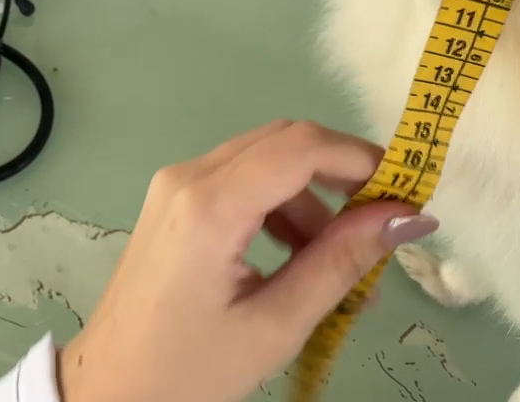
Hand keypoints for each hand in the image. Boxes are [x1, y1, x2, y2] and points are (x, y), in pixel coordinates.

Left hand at [58, 120, 435, 401]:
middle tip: (385, 226)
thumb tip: (406, 218)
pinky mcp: (174, 196)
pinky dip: (278, 205)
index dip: (359, 158)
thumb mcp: (275, 325)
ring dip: (311, 198)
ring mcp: (176, 181)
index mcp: (209, 203)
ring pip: (262, 159)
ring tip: (343, 266)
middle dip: (340, 173)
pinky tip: (298, 257)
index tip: (409, 195)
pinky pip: (239, 179)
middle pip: (280, 141)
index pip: (298, 147)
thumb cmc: (191, 370)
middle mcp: (189, 173)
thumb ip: (340, 263)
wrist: (109, 385)